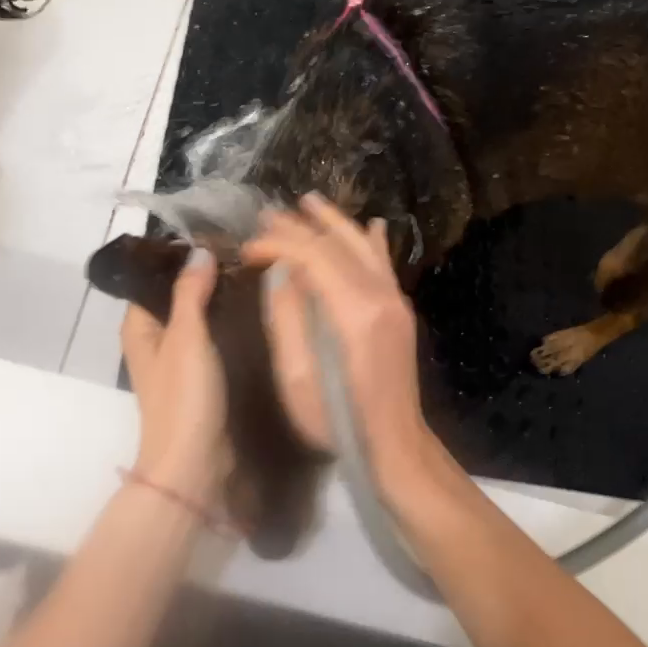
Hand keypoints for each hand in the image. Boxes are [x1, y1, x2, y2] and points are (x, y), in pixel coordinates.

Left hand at [121, 248, 229, 503]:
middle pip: (178, 297)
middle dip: (207, 278)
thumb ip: (190, 293)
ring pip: (198, 319)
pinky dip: (228, 327)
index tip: (219, 238)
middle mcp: (152, 339)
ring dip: (220, 303)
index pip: (156, 277)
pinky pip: (212, 342)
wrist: (193, 463)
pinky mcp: (199, 379)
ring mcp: (176, 361)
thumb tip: (199, 251)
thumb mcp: (186, 338)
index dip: (182, 257)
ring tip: (255, 277)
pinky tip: (254, 315)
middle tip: (245, 255)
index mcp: (138, 326)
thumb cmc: (183, 397)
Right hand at [243, 194, 429, 466]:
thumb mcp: (297, 378)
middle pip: (337, 245)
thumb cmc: (338, 420)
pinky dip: (372, 241)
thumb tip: (280, 274)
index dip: (277, 244)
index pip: (311, 256)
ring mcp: (395, 302)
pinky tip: (372, 225)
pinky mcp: (400, 313)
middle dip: (300, 227)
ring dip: (334, 223)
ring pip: (363, 247)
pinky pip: (384, 264)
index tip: (248, 248)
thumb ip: (287, 320)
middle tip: (267, 214)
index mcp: (352, 311)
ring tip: (310, 201)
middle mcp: (379, 296)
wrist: (394, 445)